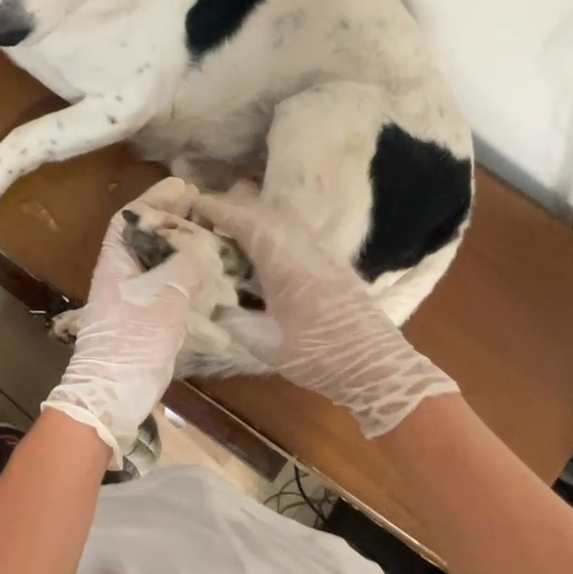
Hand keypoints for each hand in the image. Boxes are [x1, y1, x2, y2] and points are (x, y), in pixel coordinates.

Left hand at [43, 178, 216, 459]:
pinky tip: (210, 270)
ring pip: (159, 260)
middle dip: (172, 218)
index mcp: (115, 263)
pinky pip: (168, 284)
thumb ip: (186, 265)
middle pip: (146, 236)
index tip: (183, 186)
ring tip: (212, 231)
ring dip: (182, 244)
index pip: (131, 219)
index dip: (154, 200)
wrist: (112, 395)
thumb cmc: (131, 341)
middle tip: (203, 204)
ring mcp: (134, 299)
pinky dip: (188, 272)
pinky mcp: (147, 320)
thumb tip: (203, 246)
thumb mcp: (164, 297)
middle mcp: (121, 276)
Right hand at [193, 192, 455, 437]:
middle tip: (206, 210)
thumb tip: (209, 302)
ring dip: (256, 215)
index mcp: (287, 267)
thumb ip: (232, 320)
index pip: (249, 224)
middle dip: (236, 206)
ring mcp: (325, 255)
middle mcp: (307, 251)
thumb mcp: (264, 346)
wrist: (378, 369)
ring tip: (230, 222)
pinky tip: (262, 243)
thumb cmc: (320, 359)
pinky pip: (298, 233)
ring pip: (286, 220)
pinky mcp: (334, 265)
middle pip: (269, 213)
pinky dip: (273, 228)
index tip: (195, 204)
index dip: (220, 210)